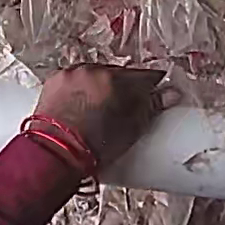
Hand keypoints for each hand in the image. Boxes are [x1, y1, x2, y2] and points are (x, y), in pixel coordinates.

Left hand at [34, 64, 174, 168]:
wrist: (55, 153)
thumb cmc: (93, 147)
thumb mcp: (131, 130)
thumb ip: (151, 107)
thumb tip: (170, 94)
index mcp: (119, 81)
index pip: (145, 75)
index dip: (153, 84)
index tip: (155, 92)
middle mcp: (96, 70)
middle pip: (118, 74)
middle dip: (123, 87)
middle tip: (123, 107)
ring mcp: (74, 73)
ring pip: (95, 75)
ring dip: (99, 86)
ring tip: (98, 108)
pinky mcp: (56, 79)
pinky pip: (74, 79)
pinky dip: (79, 89)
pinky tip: (80, 105)